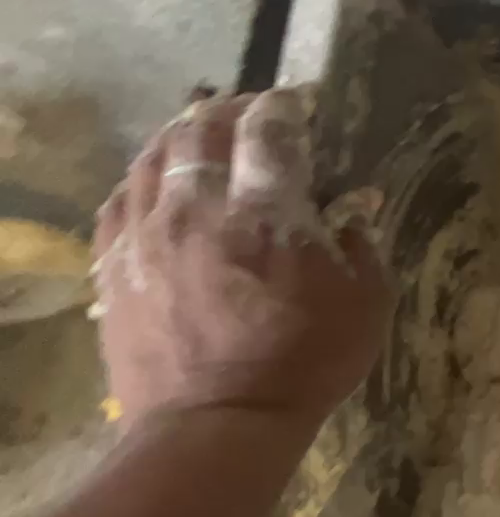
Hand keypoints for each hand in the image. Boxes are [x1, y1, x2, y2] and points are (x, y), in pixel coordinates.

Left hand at [91, 90, 392, 430]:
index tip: (301, 99)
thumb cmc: (313, 356)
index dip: (286, 107)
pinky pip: (121, 197)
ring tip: (204, 127)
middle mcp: (200, 209)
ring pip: (153, 157)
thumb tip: (354, 204)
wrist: (221, 417)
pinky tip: (160, 177)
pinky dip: (145, 174)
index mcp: (271, 215)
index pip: (271, 134)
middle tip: (254, 106)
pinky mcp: (116, 262)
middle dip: (231, 109)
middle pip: (202, 132)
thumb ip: (359, 241)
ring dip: (182, 133)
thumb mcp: (367, 298)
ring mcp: (148, 234)